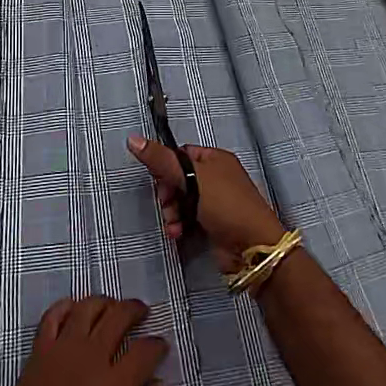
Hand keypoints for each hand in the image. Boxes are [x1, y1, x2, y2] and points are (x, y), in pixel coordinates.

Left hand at [0, 296, 166, 385]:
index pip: (144, 352)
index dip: (157, 345)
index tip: (159, 345)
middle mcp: (86, 365)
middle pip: (118, 317)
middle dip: (136, 310)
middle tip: (142, 313)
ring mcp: (59, 355)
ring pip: (87, 308)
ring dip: (105, 302)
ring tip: (113, 308)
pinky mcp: (36, 355)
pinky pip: (51, 317)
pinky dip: (66, 306)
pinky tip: (75, 308)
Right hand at [127, 137, 285, 272]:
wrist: (252, 247)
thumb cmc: (225, 205)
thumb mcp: (192, 178)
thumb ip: (161, 160)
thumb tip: (132, 139)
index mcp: (214, 158)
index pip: (180, 155)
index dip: (166, 167)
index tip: (159, 181)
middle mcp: (215, 176)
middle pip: (178, 179)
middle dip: (168, 194)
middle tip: (167, 205)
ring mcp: (214, 201)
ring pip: (181, 200)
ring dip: (172, 212)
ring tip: (173, 225)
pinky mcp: (212, 222)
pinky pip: (188, 218)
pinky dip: (180, 224)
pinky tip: (178, 233)